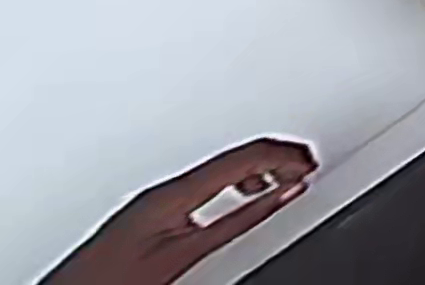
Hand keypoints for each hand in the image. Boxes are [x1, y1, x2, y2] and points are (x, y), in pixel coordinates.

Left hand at [45, 138, 316, 284]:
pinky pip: (207, 179)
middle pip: (240, 153)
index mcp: (176, 191)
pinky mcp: (152, 209)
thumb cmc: (111, 284)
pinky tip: (247, 193)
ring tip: (285, 179)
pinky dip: (239, 179)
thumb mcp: (188, 254)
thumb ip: (245, 217)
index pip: (249, 154)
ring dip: (263, 166)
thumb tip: (293, 188)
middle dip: (282, 156)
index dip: (289, 155)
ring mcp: (156, 197)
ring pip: (226, 163)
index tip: (311, 165)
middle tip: (307, 168)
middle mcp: (166, 187)